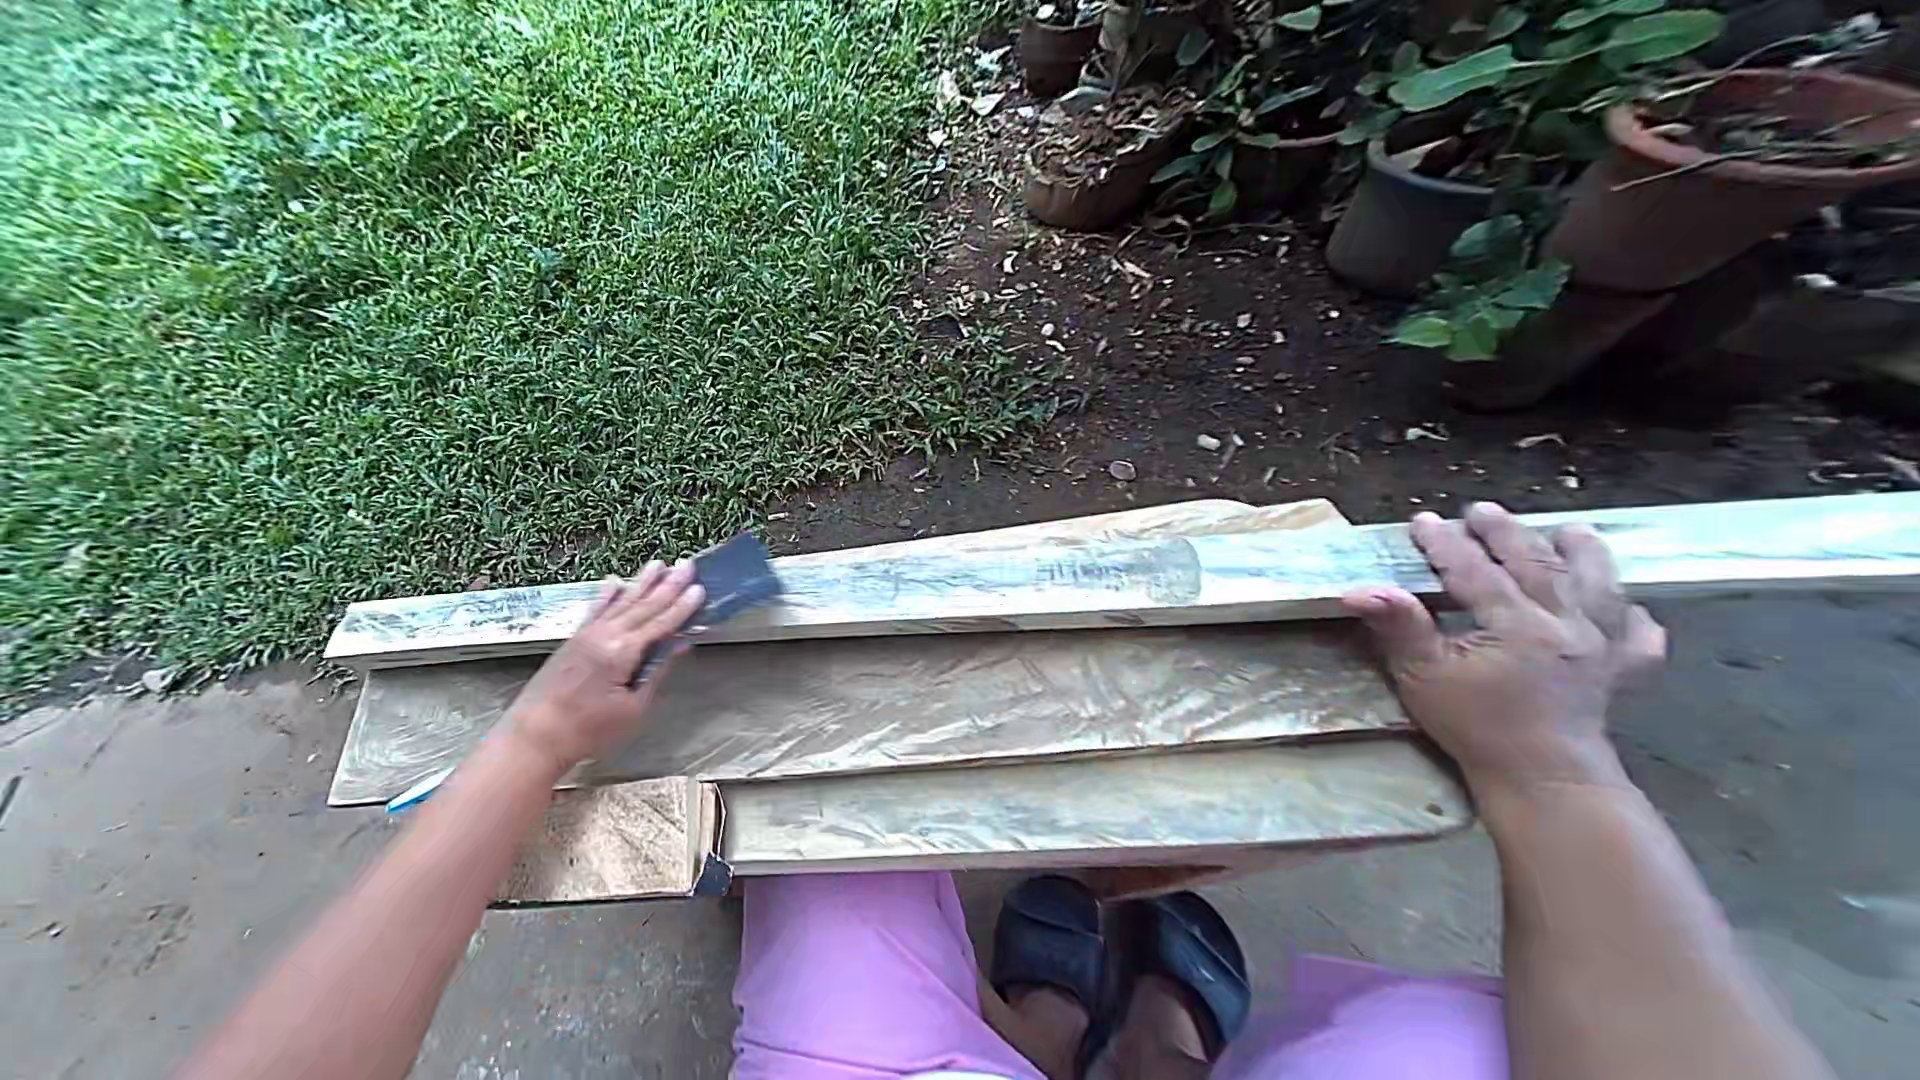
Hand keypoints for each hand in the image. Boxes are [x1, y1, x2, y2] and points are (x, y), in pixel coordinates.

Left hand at [503, 560, 705, 774]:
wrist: (533, 736)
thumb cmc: (589, 730)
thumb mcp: (633, 707)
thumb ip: (656, 671)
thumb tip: (679, 643)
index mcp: (623, 653)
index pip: (661, 623)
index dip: (682, 606)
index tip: (699, 588)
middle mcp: (605, 636)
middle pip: (643, 606)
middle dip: (668, 585)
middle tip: (688, 564)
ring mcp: (587, 635)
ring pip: (621, 602)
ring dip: (642, 582)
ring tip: (659, 563)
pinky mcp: (574, 640)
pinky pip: (596, 610)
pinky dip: (607, 595)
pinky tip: (616, 582)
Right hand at [1341, 502, 1666, 794]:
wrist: (1544, 780)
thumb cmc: (1475, 726)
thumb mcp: (1423, 675)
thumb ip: (1398, 626)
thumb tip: (1359, 590)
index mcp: (1517, 624)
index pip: (1475, 571)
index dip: (1445, 543)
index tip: (1423, 520)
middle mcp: (1567, 625)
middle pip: (1537, 565)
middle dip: (1506, 533)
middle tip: (1481, 511)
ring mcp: (1603, 648)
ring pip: (1598, 587)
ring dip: (1582, 554)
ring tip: (1569, 530)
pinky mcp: (1620, 674)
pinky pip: (1637, 639)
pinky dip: (1633, 618)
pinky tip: (1628, 608)